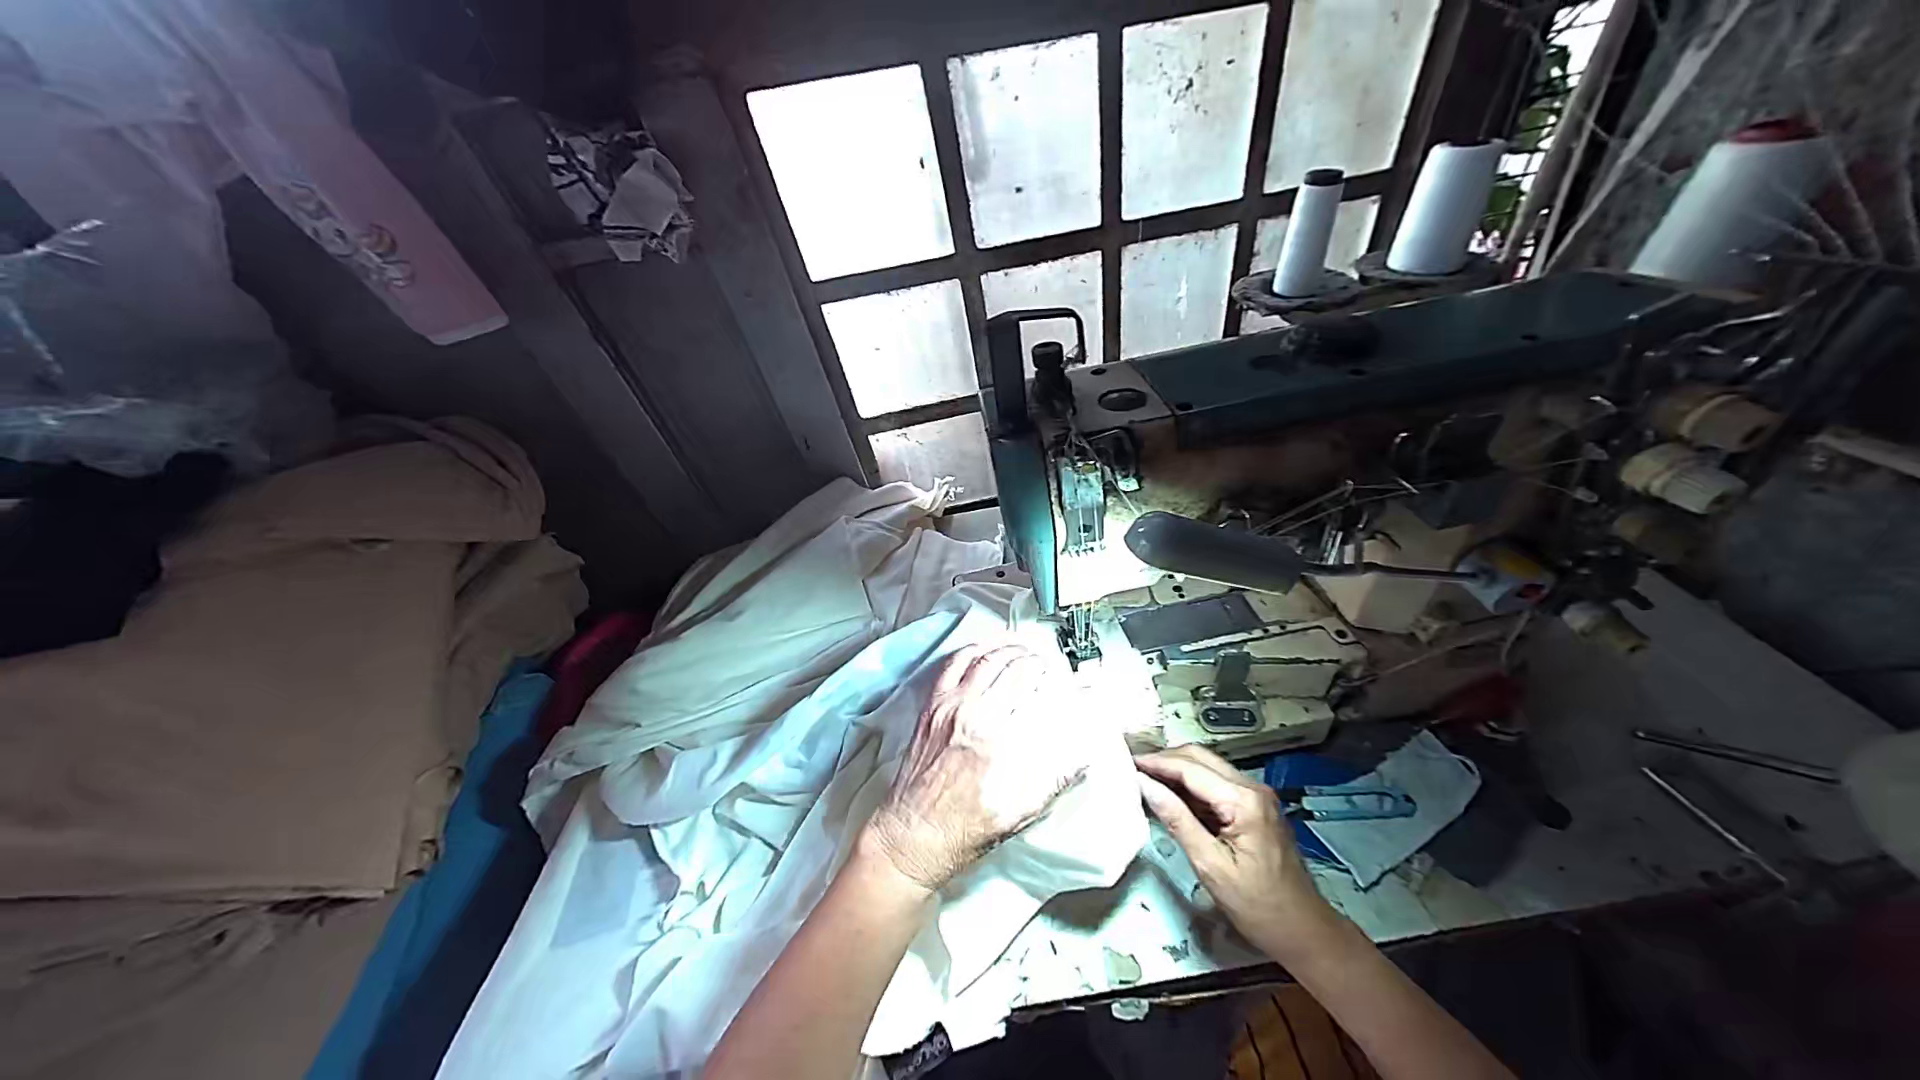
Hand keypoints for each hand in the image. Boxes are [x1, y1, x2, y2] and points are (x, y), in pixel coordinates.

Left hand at [861, 643, 1087, 891]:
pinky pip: (954, 664)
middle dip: (1035, 661)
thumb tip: (1084, 751)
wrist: (914, 833)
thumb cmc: (967, 827)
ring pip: (985, 659)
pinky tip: (988, 647)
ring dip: (1009, 648)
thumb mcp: (1021, 810)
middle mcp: (974, 714)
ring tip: (1025, 648)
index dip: (1055, 683)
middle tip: (1047, 665)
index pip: (1036, 694)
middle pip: (1013, 669)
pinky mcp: (932, 705)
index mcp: (1000, 741)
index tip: (1067, 684)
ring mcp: (949, 705)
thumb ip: (1055, 776)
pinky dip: (974, 649)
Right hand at [1135, 744, 1345, 964]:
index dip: (1156, 763)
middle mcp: (1253, 788)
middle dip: (1164, 760)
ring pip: (1208, 767)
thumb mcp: (1210, 865)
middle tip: (1132, 769)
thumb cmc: (1258, 906)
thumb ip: (1177, 820)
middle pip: (1200, 758)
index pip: (1190, 768)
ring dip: (1176, 770)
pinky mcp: (1255, 806)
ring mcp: (1256, 796)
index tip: (1126, 763)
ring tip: (1145, 780)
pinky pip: (1216, 783)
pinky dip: (1190, 785)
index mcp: (1244, 801)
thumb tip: (1145, 786)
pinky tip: (1170, 796)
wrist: (1304, 930)